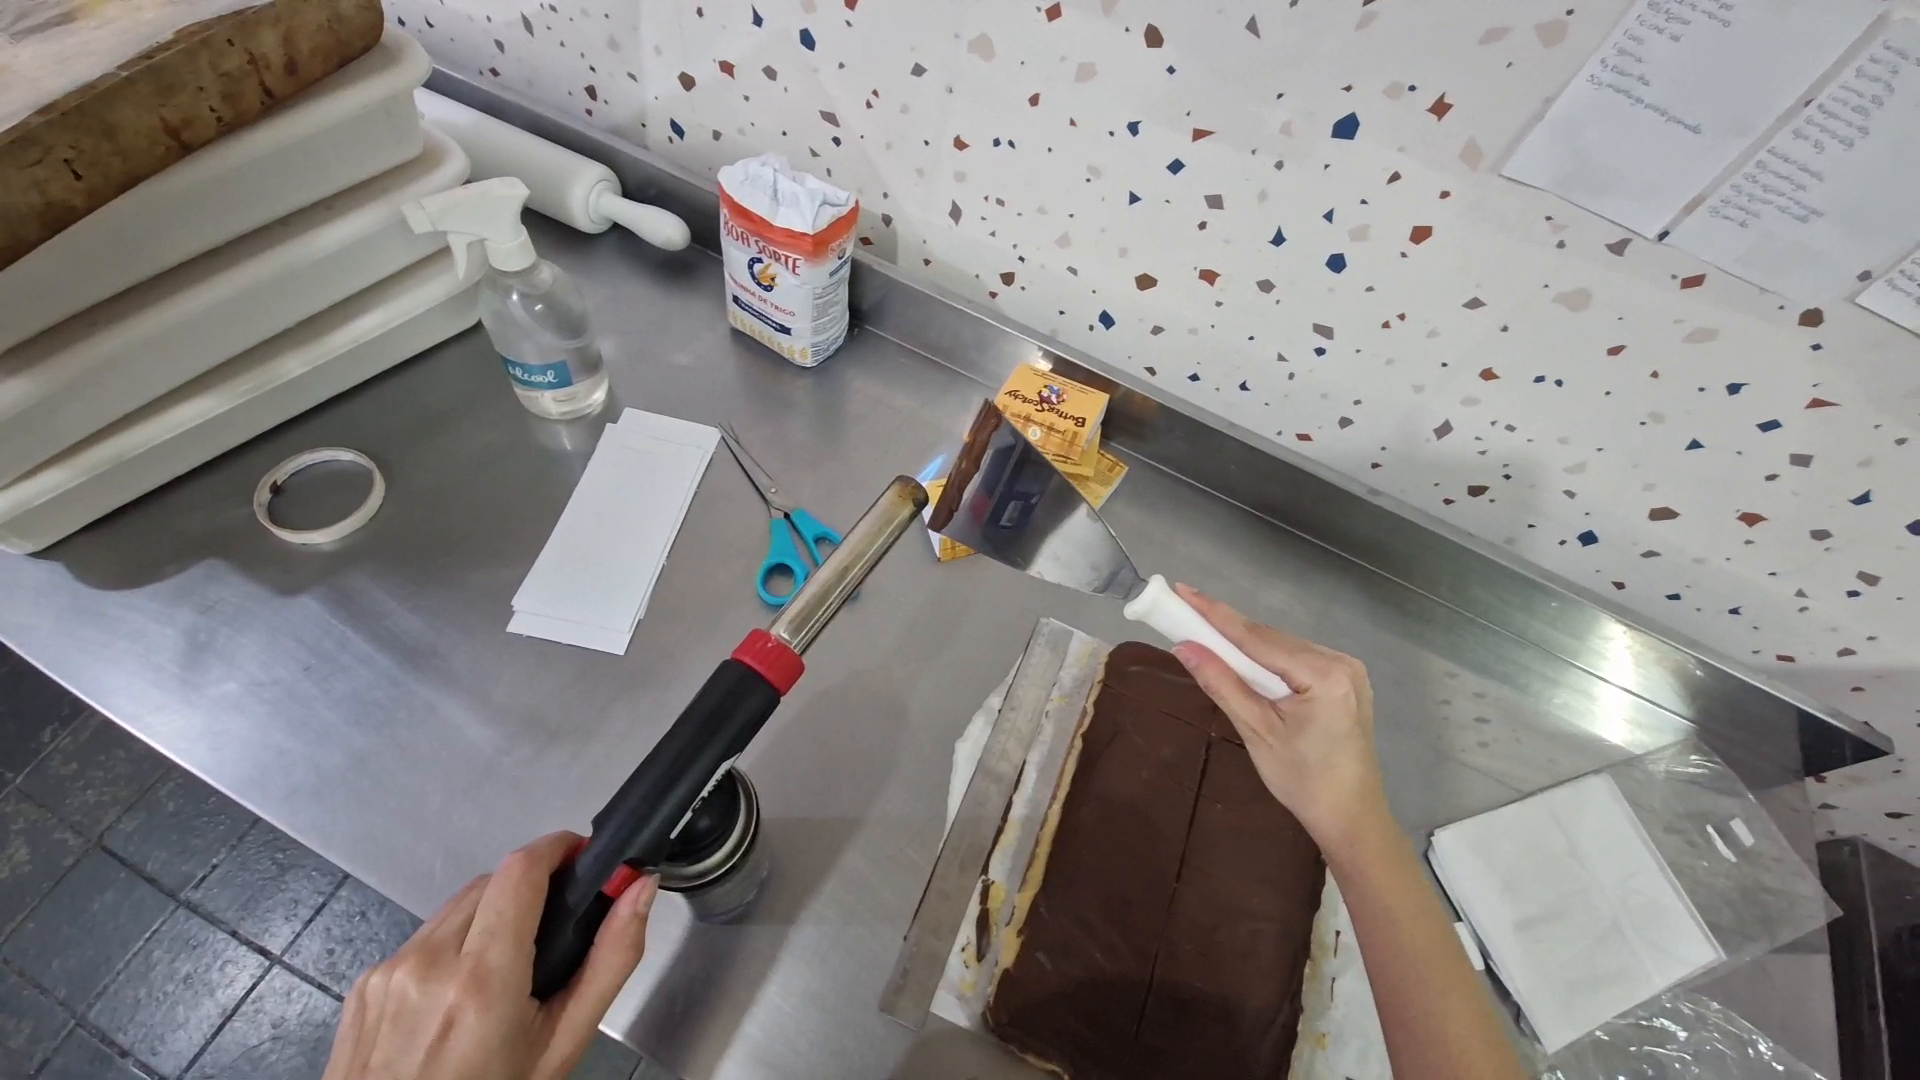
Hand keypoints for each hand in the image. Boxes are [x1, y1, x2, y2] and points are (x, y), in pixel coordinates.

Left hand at [323, 831, 656, 1079]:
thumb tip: (640, 888)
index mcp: (482, 979)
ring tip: (510, 966)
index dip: (557, 848)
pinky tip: (462, 992)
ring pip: (459, 905)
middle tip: (556, 926)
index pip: (521, 869)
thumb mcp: (563, 1044)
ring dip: (493, 914)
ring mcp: (387, 973)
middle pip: (493, 881)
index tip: (582, 855)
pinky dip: (455, 944)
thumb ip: (612, 959)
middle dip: (532, 887)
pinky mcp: (364, 984)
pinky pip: (425, 936)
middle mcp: (427, 964)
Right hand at [1169, 584, 1388, 847]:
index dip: (1215, 614)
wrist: (1351, 817)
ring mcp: (1348, 669)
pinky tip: (1244, 661)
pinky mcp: (1346, 680)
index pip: (1257, 637)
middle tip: (1185, 612)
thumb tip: (1183, 647)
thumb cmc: (1303, 781)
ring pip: (1282, 646)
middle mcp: (1340, 661)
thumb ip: (1221, 683)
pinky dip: (1267, 658)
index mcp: (1323, 674)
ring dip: (1245, 644)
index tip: (1183, 591)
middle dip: (1227, 628)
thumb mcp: (1256, 731)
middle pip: (1270, 638)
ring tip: (1207, 637)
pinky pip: (1296, 659)